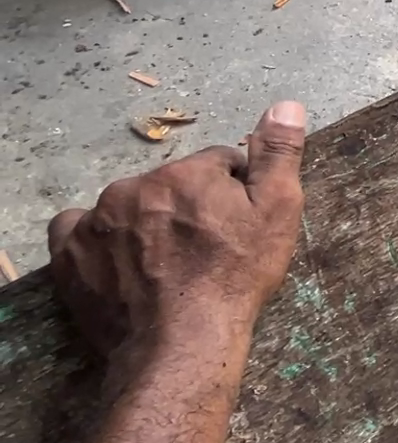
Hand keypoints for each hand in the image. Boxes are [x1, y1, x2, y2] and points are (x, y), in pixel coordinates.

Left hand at [46, 102, 309, 370]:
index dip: (242, 190)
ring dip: (156, 220)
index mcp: (186, 173)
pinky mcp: (67, 256)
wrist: (182, 336)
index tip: (247, 221)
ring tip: (176, 258)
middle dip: (197, 203)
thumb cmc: (240, 270)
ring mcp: (92, 222)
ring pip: (135, 205)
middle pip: (177, 182)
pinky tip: (129, 259)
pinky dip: (106, 236)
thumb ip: (278, 154)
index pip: (222, 162)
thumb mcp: (280, 209)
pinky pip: (82, 228)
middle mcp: (132, 187)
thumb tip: (285, 105)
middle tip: (217, 242)